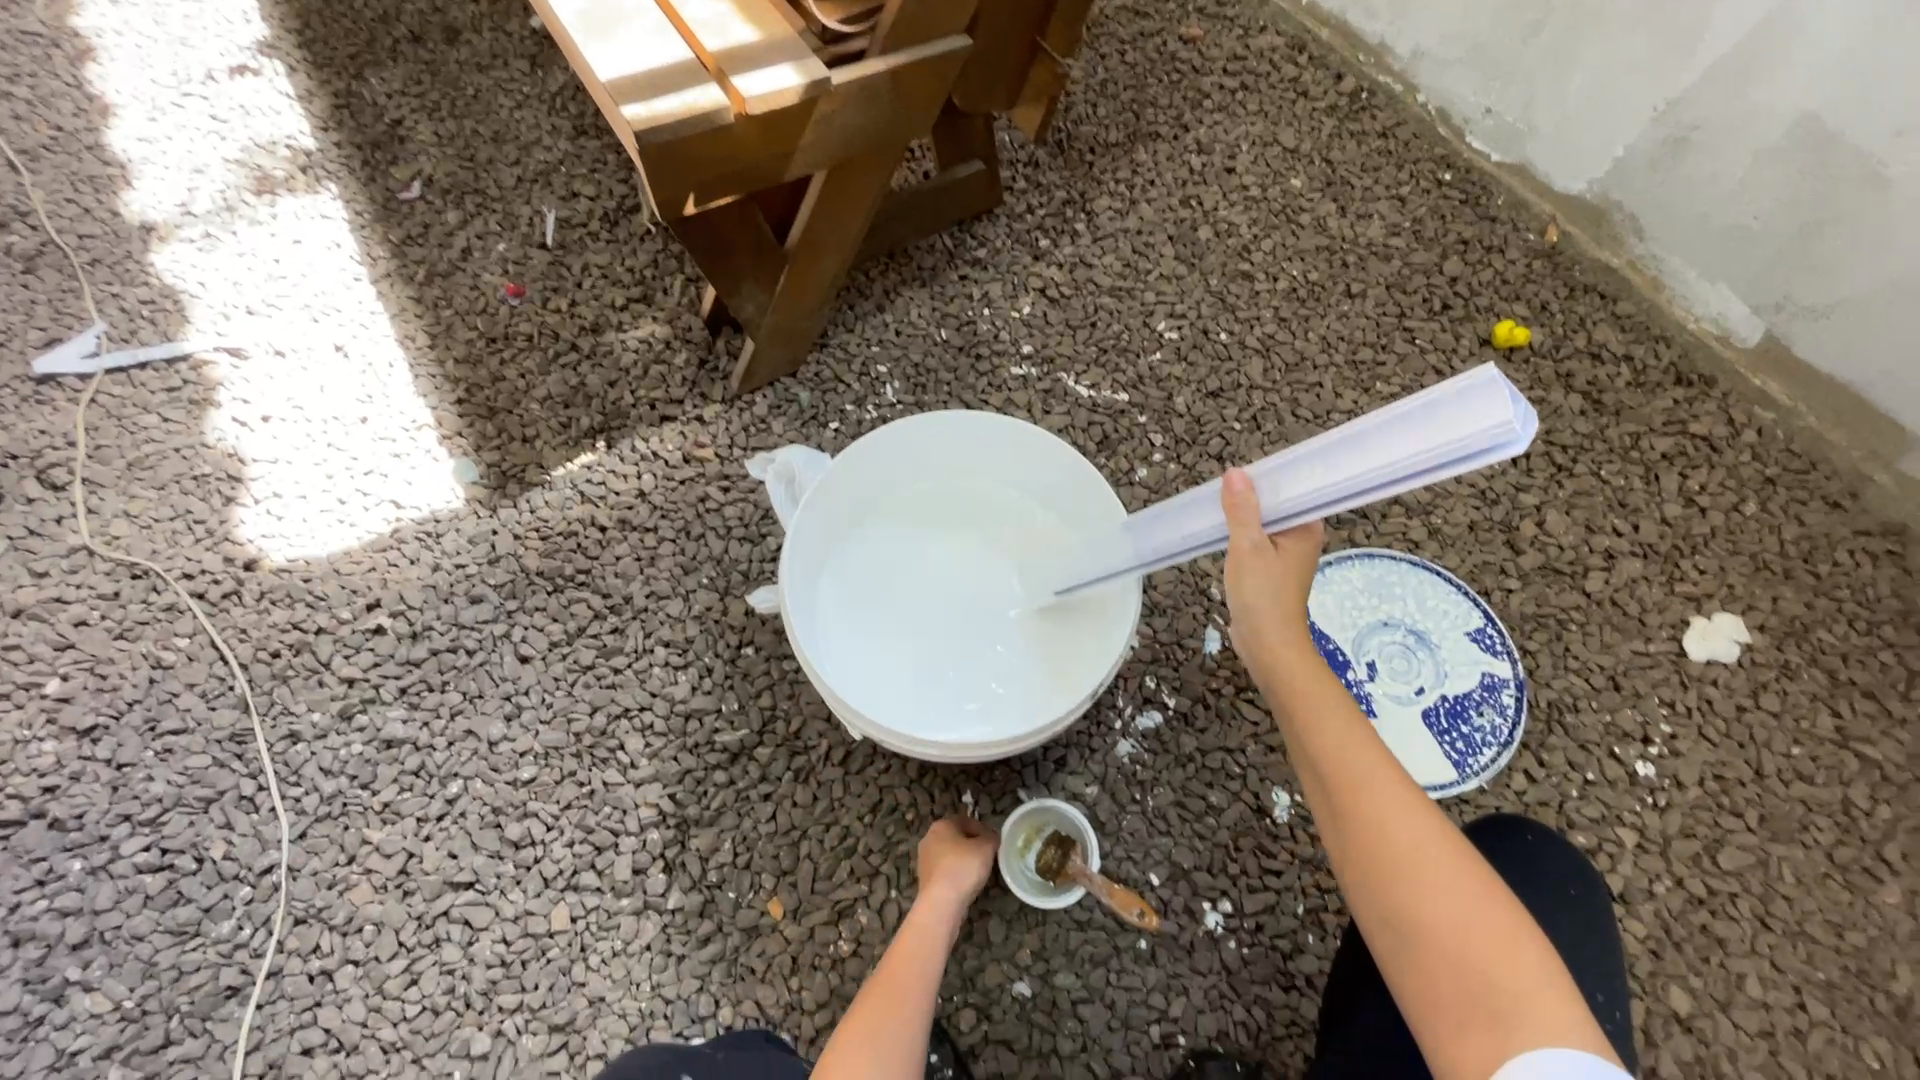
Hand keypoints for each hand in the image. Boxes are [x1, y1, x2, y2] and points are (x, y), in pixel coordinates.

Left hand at [916, 816, 998, 911]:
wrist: (941, 902)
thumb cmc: (963, 868)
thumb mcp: (986, 848)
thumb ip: (992, 838)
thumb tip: (991, 838)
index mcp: (942, 825)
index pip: (967, 821)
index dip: (984, 830)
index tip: (994, 843)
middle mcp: (929, 837)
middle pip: (957, 837)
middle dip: (973, 845)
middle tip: (988, 856)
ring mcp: (924, 858)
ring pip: (950, 854)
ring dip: (964, 860)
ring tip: (979, 871)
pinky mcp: (924, 877)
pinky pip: (945, 870)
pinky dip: (955, 873)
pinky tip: (965, 883)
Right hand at [1221, 467, 1325, 683]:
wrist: (1267, 645)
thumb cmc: (1262, 595)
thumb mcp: (1247, 547)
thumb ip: (1241, 510)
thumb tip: (1236, 473)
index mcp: (1307, 527)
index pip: (1291, 489)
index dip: (1265, 478)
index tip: (1238, 471)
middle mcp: (1302, 537)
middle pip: (1274, 505)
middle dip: (1249, 496)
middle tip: (1219, 485)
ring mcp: (1286, 555)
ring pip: (1262, 524)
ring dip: (1241, 516)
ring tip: (1216, 503)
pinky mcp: (1271, 570)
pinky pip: (1255, 541)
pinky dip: (1239, 536)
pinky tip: (1221, 530)